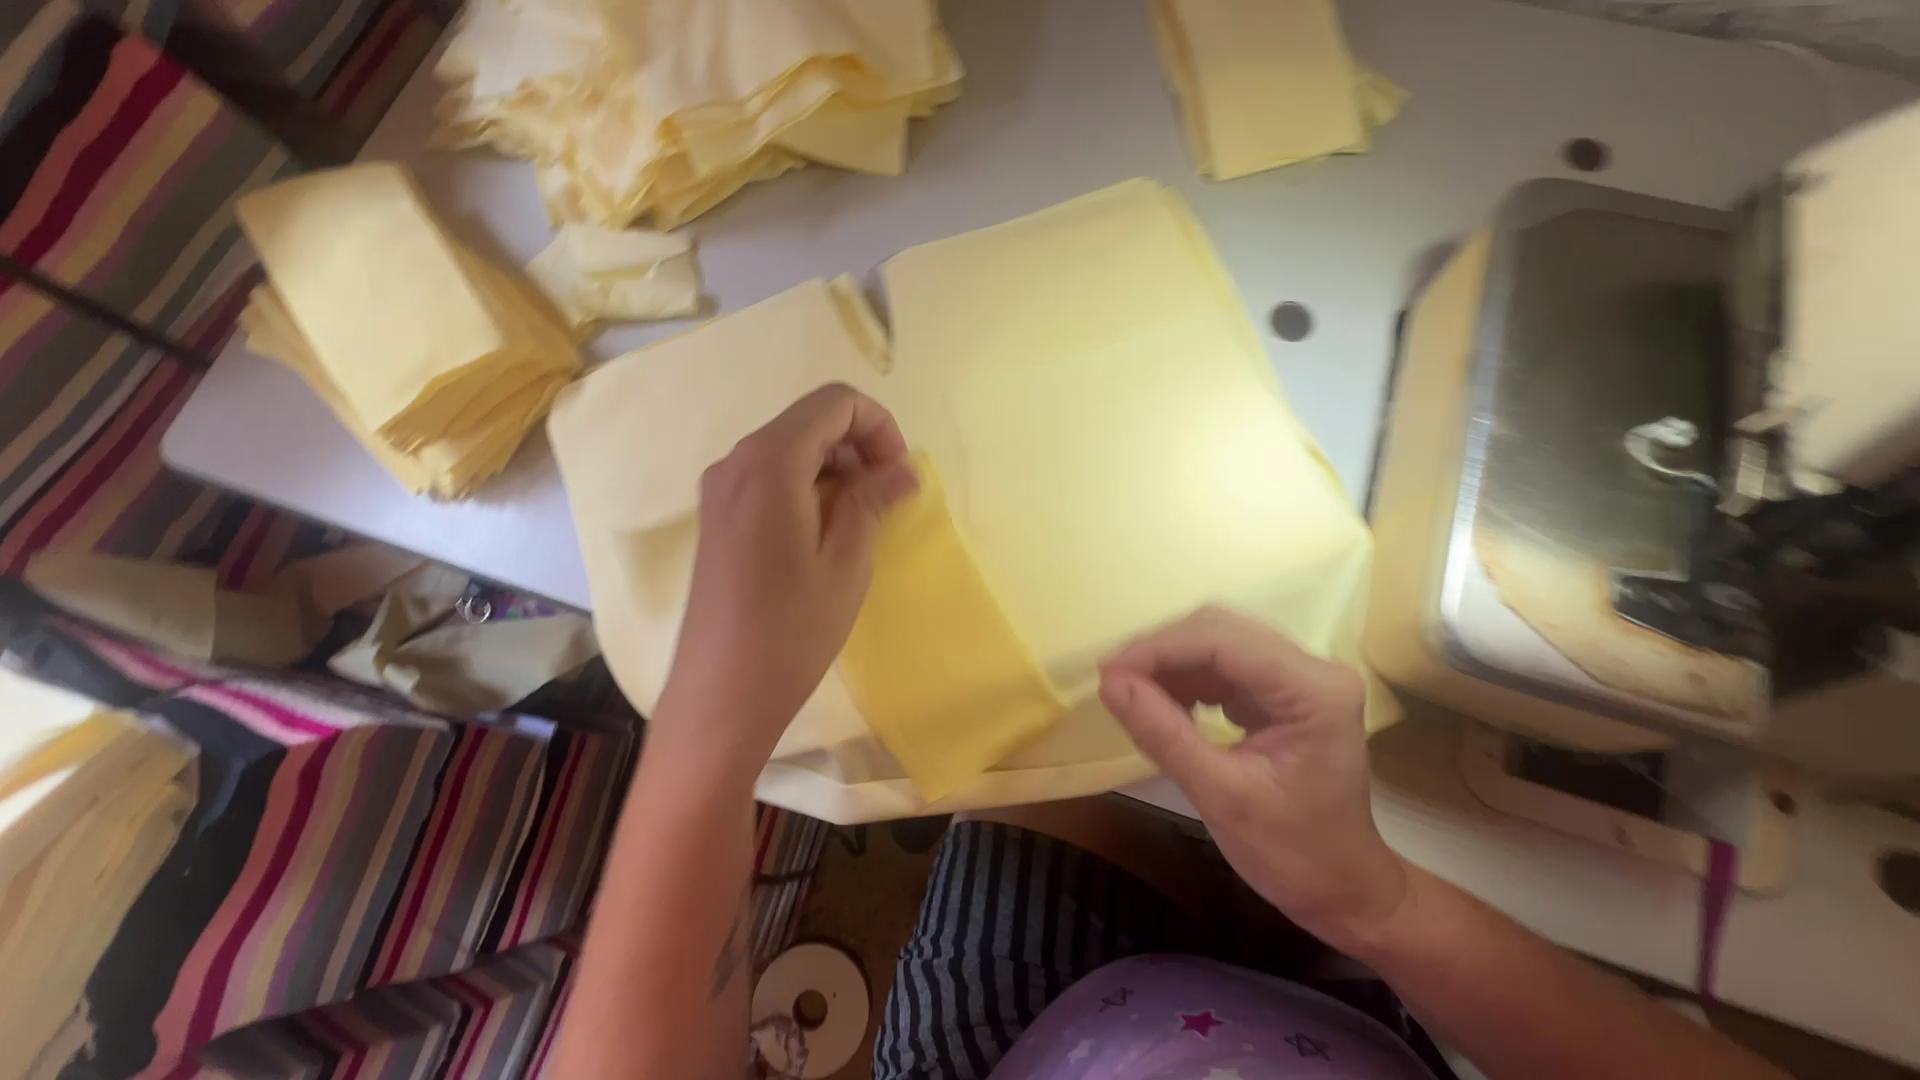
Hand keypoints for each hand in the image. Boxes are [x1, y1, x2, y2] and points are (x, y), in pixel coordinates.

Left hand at [659, 384, 917, 757]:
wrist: (721, 695)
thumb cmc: (792, 630)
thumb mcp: (848, 561)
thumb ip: (872, 499)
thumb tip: (902, 468)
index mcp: (768, 462)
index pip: (834, 402)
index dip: (879, 426)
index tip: (900, 474)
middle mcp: (735, 463)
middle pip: (810, 421)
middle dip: (859, 446)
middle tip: (889, 498)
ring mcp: (719, 491)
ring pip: (790, 449)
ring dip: (836, 469)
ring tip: (863, 521)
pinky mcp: (716, 519)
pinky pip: (769, 479)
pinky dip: (807, 488)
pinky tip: (827, 534)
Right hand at [1098, 606, 1408, 951]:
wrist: (1342, 889)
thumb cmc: (1293, 854)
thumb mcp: (1220, 797)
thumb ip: (1164, 735)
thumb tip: (1108, 682)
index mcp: (1314, 690)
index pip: (1223, 641)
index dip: (1160, 649)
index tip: (1108, 674)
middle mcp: (1312, 669)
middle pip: (1220, 631)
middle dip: (1161, 652)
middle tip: (1112, 682)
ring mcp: (1299, 677)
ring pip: (1217, 643)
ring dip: (1169, 665)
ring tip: (1130, 695)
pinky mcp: (1282, 691)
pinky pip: (1222, 666)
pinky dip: (1185, 681)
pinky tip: (1160, 705)